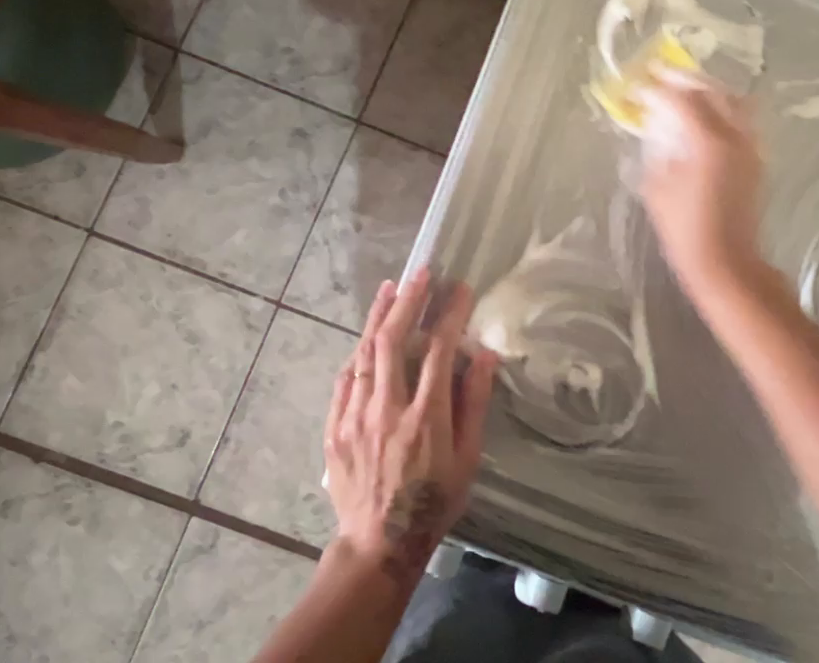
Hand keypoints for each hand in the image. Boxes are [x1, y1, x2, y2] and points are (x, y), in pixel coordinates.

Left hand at [324, 268, 498, 582]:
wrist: (379, 544)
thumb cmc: (433, 502)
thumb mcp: (467, 460)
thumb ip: (473, 405)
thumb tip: (483, 355)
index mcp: (425, 418)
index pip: (437, 351)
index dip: (449, 314)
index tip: (460, 289)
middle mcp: (386, 410)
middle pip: (392, 341)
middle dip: (409, 301)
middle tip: (422, 273)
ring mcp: (354, 417)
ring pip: (363, 353)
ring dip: (379, 316)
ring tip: (392, 288)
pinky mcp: (335, 427)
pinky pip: (345, 378)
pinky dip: (358, 351)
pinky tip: (367, 335)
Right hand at [635, 76, 767, 287]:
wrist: (726, 262)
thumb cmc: (684, 230)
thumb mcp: (657, 187)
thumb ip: (657, 151)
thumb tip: (656, 132)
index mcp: (708, 140)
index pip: (682, 99)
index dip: (657, 88)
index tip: (639, 84)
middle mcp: (735, 136)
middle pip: (713, 91)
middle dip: (686, 81)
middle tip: (663, 78)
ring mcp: (750, 147)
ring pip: (733, 102)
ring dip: (708, 92)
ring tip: (685, 95)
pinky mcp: (755, 161)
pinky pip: (740, 121)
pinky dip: (721, 111)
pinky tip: (703, 122)